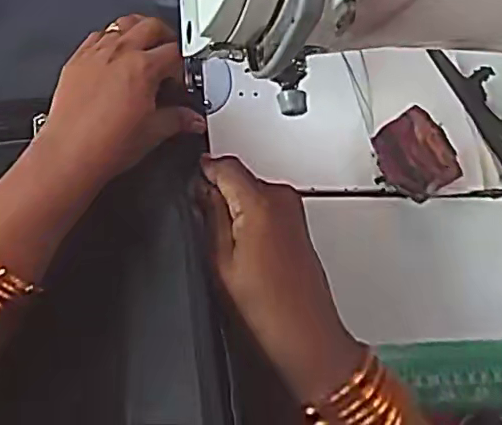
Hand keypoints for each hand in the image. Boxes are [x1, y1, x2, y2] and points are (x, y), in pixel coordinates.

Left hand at [28, 15, 205, 194]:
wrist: (68, 154)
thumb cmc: (104, 145)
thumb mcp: (152, 133)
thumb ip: (177, 120)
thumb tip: (190, 119)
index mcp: (143, 67)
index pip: (174, 52)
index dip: (183, 64)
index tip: (181, 77)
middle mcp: (120, 53)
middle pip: (151, 26)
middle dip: (166, 36)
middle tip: (169, 52)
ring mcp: (96, 53)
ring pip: (123, 23)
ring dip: (138, 30)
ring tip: (144, 44)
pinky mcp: (77, 59)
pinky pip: (97, 35)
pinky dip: (110, 38)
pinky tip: (112, 53)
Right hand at [197, 155, 365, 403]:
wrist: (307, 336)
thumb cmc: (269, 309)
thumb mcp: (221, 261)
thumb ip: (209, 215)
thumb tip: (202, 190)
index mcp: (260, 202)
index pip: (225, 164)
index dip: (205, 169)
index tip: (193, 177)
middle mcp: (281, 197)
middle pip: (239, 176)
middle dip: (221, 190)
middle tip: (206, 219)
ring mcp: (293, 208)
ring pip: (253, 190)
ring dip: (238, 203)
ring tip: (230, 244)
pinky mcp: (299, 220)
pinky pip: (267, 203)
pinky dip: (253, 215)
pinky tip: (248, 249)